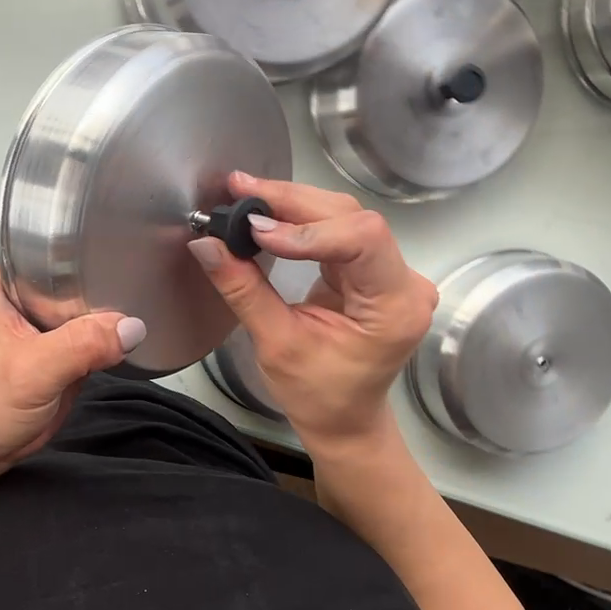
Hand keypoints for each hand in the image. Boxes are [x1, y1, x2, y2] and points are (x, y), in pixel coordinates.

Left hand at [0, 269, 145, 478]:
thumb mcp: (34, 370)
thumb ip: (81, 344)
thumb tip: (133, 326)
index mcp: (5, 285)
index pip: (55, 256)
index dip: (88, 260)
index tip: (125, 263)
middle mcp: (25, 297)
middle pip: (78, 281)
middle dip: (106, 291)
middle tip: (143, 291)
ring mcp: (44, 325)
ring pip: (89, 309)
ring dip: (112, 317)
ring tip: (145, 312)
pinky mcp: (61, 351)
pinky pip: (93, 337)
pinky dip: (110, 341)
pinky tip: (132, 336)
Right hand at [187, 172, 436, 442]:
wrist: (345, 419)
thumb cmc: (318, 395)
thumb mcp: (276, 344)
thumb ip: (244, 290)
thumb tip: (207, 244)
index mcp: (394, 307)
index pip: (361, 240)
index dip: (308, 229)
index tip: (256, 230)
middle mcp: (403, 281)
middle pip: (352, 218)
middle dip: (292, 203)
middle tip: (239, 189)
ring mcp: (391, 272)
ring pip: (344, 217)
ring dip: (293, 203)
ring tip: (245, 192)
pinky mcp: (372, 269)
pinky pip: (337, 230)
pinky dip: (299, 218)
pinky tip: (266, 209)